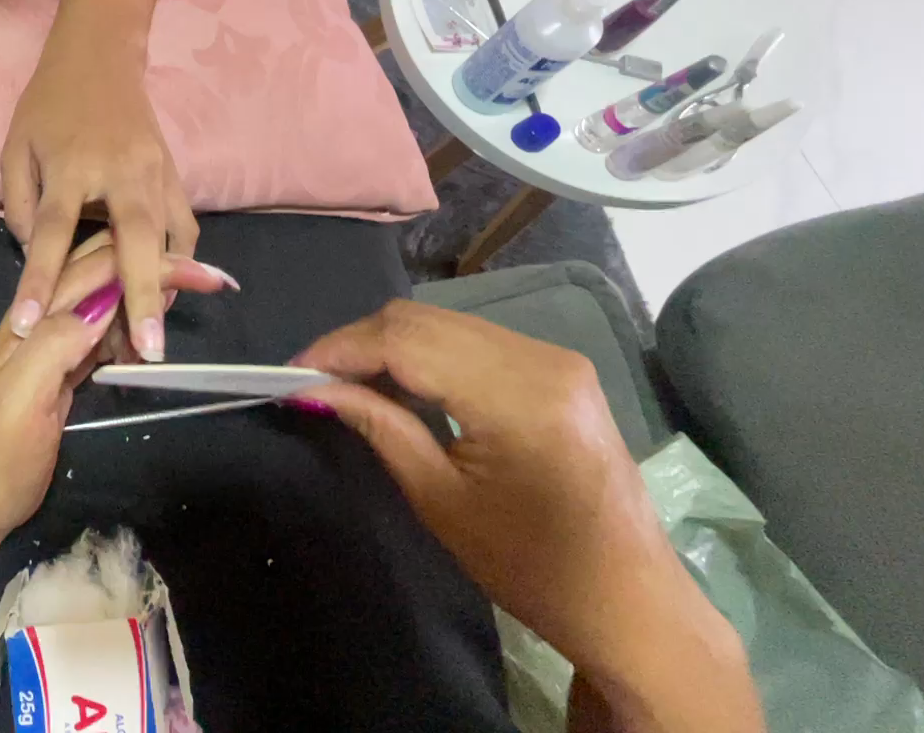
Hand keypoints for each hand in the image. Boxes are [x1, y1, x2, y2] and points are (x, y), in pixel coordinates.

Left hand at [0, 244, 232, 540]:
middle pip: (100, 274)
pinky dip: (129, 330)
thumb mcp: (16, 403)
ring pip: (104, 299)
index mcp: (27, 320)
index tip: (199, 270)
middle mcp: (39, 320)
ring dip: (143, 298)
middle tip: (209, 281)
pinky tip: (145, 346)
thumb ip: (51, 347)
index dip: (143, 264)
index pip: (90, 272)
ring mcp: (52, 344)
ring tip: (180, 307)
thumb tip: (100, 303)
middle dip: (153, 268)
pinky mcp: (63, 368)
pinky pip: (101, 333)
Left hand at [2, 37, 198, 362]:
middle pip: (134, 239)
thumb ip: (19, 204)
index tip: (27, 325)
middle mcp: (119, 172)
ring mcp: (155, 173)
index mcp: (69, 165)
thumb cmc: (49, 107)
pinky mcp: (175, 175)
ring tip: (152, 337)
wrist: (99, 59)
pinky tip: (169, 289)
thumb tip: (36, 254)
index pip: (50, 230)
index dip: (37, 278)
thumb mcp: (15, 148)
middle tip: (147, 351)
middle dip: (142, 296)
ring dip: (166, 288)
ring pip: (170, 237)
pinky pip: (184, 225)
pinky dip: (180, 260)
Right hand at [294, 301, 755, 724]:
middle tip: (313, 378)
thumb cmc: (531, 566)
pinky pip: (466, 337)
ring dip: (385, 344)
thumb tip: (311, 387)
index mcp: (520, 399)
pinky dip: (420, 351)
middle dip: (356, 342)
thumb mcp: (439, 498)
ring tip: (347, 380)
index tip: (292, 373)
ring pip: (440, 322)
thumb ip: (377, 425)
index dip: (340, 349)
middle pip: (420, 320)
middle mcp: (542, 360)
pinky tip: (397, 381)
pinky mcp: (556, 367)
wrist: (632, 602)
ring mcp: (555, 359)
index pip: (405, 342)